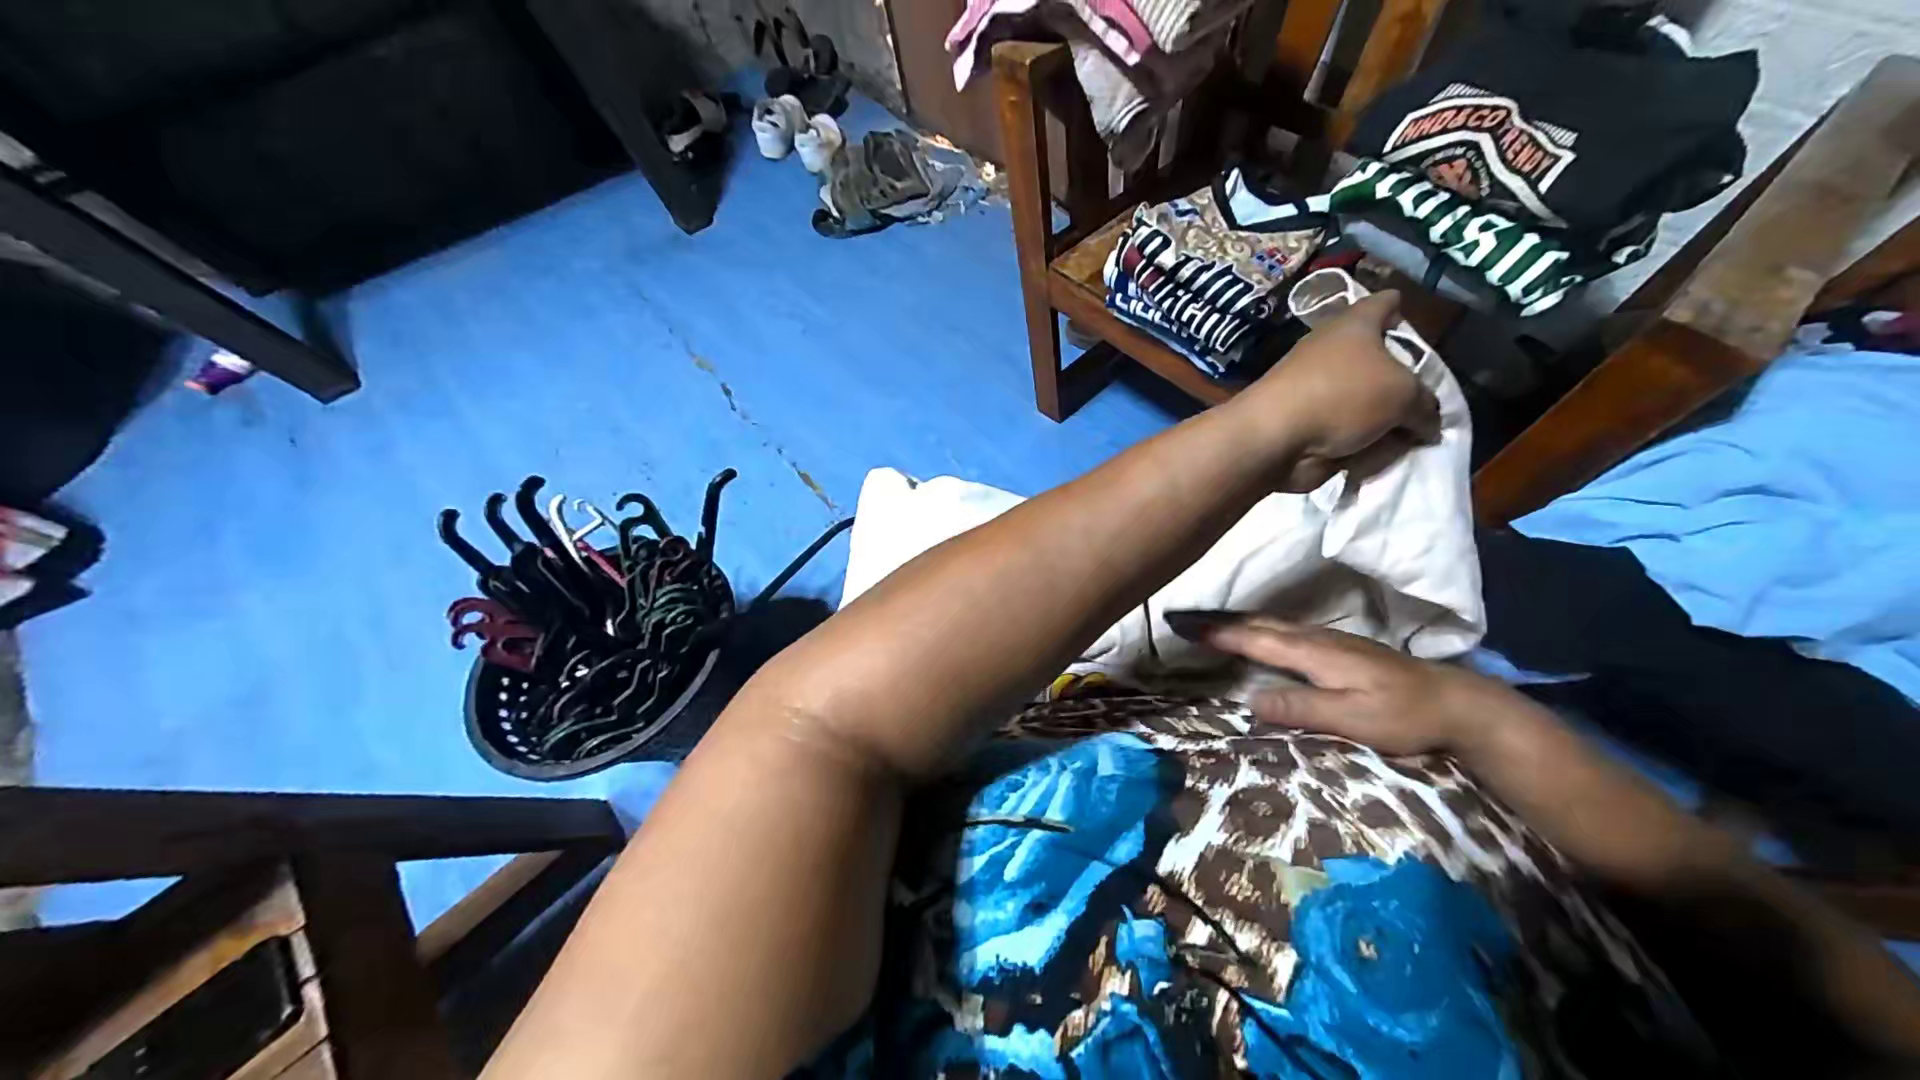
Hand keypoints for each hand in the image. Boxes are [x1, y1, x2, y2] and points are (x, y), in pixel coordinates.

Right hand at [1163, 614, 1516, 755]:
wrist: (1457, 702)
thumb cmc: (1404, 715)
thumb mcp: (1353, 719)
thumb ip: (1302, 707)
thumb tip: (1249, 699)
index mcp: (1313, 653)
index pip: (1253, 639)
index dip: (1216, 633)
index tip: (1181, 625)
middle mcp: (1315, 638)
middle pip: (1256, 624)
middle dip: (1217, 620)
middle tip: (1180, 618)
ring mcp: (1327, 639)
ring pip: (1269, 623)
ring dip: (1234, 622)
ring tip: (1205, 623)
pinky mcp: (1336, 646)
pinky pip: (1282, 629)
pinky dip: (1256, 628)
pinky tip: (1252, 633)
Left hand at [1239, 290, 1440, 492]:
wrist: (1275, 438)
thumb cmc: (1342, 396)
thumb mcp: (1404, 395)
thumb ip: (1425, 405)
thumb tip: (1426, 423)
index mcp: (1354, 326)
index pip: (1383, 303)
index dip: (1399, 307)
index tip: (1409, 318)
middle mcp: (1331, 352)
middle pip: (1377, 361)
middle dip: (1400, 383)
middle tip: (1425, 404)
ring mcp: (1314, 390)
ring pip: (1363, 403)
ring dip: (1382, 423)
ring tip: (1407, 439)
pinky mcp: (1304, 424)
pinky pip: (1346, 433)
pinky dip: (1359, 445)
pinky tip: (1377, 458)